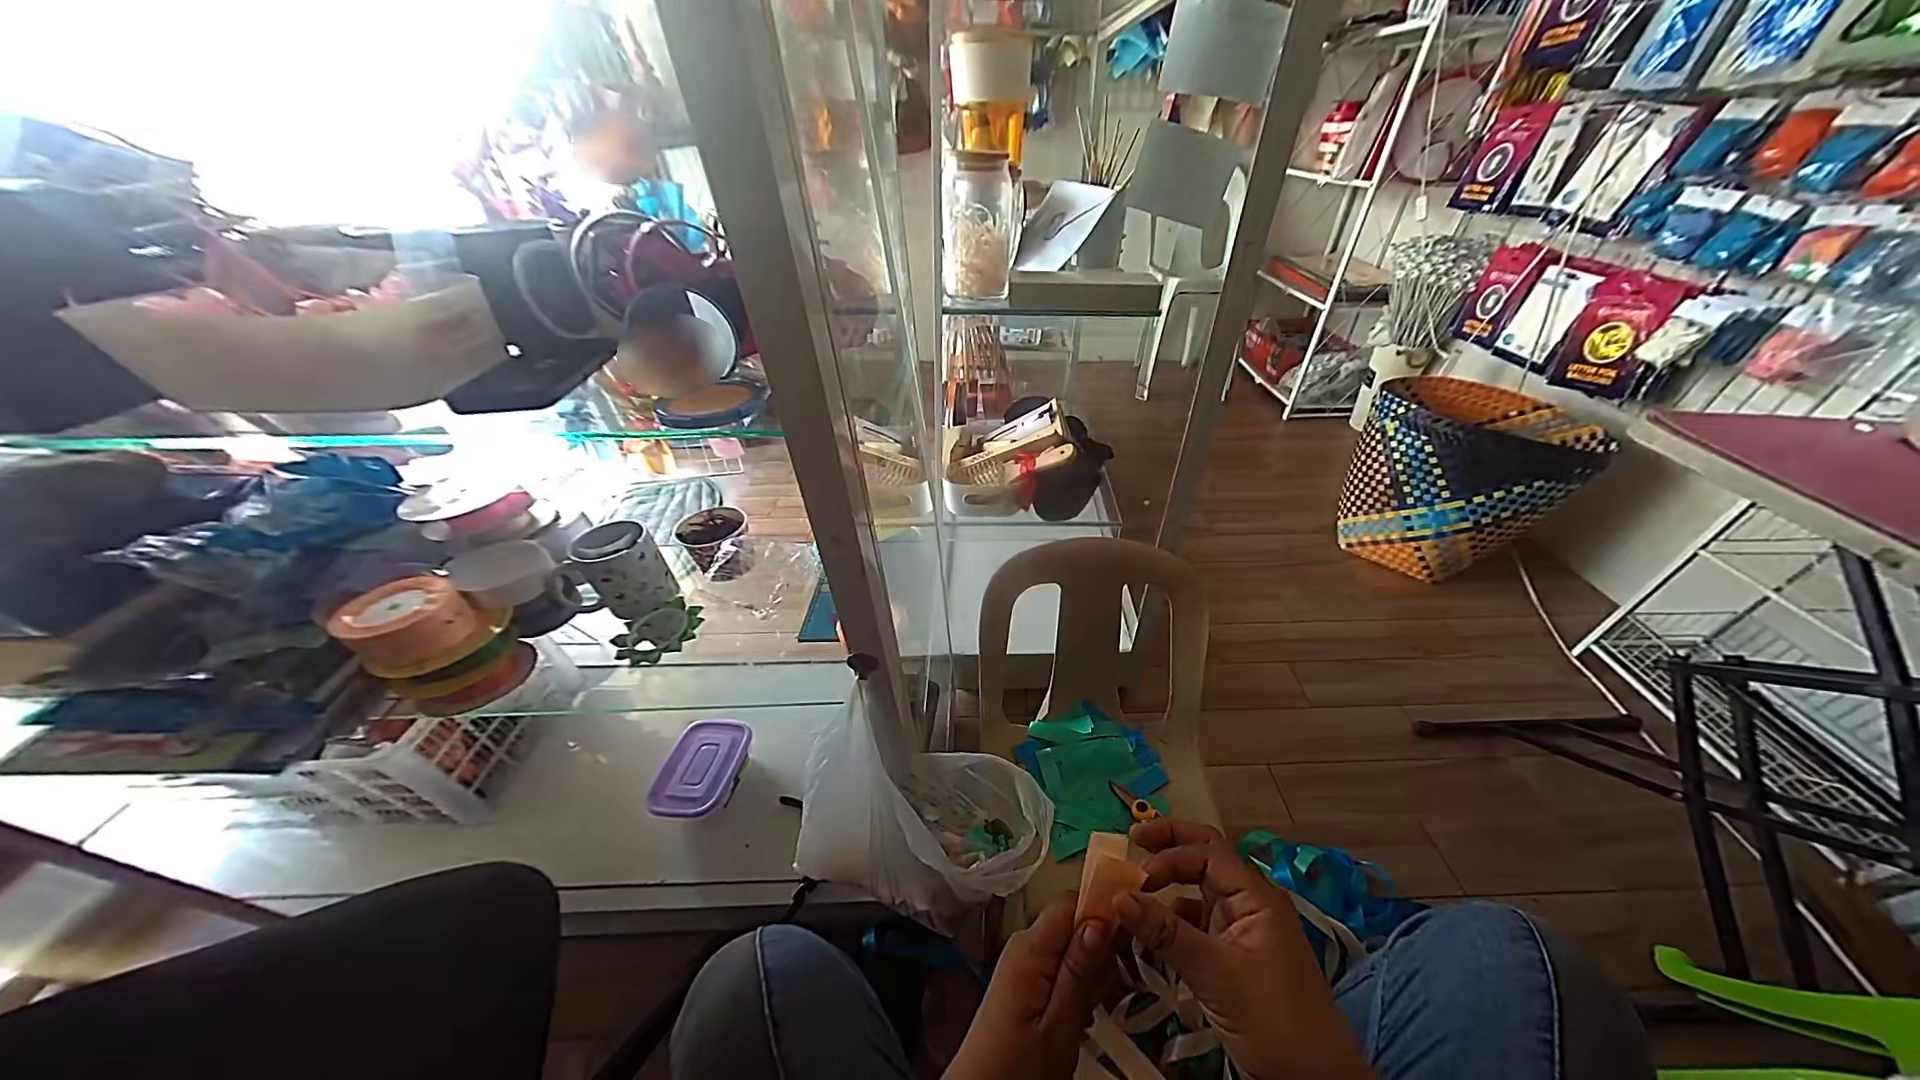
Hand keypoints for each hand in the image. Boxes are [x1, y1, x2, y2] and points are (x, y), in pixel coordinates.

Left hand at [946, 893, 1119, 1079]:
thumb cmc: (1018, 1067)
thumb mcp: (1059, 1024)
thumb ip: (1079, 970)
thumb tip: (1101, 920)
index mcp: (1031, 946)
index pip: (1071, 901)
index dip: (1102, 911)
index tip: (1128, 939)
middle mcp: (1025, 943)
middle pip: (1074, 923)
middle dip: (1099, 952)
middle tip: (1103, 994)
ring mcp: (1024, 960)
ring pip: (1072, 946)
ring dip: (1091, 973)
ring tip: (1090, 1011)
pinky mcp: (1026, 978)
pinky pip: (1061, 965)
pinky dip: (1078, 985)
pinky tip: (1080, 1015)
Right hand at [1114, 820, 1375, 1079]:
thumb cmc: (1275, 1021)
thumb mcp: (1216, 974)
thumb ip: (1165, 933)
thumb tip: (1119, 897)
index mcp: (1255, 897)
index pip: (1206, 852)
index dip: (1168, 854)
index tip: (1137, 876)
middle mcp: (1248, 903)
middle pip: (1205, 856)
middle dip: (1169, 844)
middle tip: (1132, 838)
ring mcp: (1240, 929)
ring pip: (1198, 889)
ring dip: (1167, 883)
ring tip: (1133, 886)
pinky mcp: (1231, 955)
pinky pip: (1195, 921)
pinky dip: (1170, 918)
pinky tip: (1147, 928)